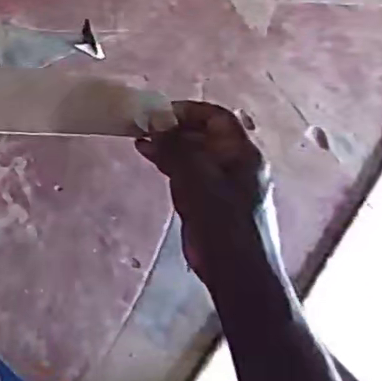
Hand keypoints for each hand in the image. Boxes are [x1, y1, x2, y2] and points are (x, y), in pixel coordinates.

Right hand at [135, 101, 278, 285]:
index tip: (158, 112)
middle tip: (143, 126)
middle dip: (172, 126)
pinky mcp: (209, 197)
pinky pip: (188, 168)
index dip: (188, 110)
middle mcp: (235, 164)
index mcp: (242, 155)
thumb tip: (154, 122)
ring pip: (192, 150)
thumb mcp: (195, 176)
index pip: (217, 117)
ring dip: (167, 142)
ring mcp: (222, 181)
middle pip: (203, 132)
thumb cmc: (221, 220)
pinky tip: (149, 156)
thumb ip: (174, 146)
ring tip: (140, 139)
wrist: (236, 270)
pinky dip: (168, 159)